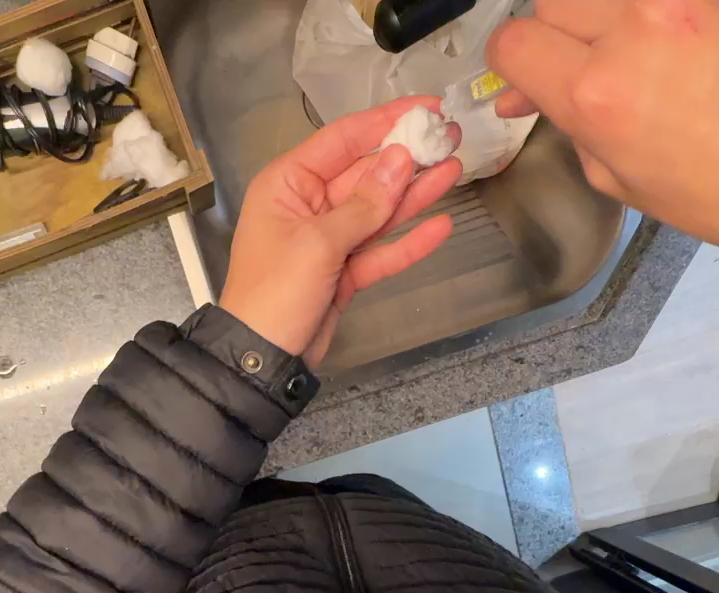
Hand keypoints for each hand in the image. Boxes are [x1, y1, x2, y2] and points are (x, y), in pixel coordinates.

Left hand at [220, 97, 462, 363]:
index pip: (342, 140)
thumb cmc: (276, 293)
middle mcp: (308, 206)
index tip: (427, 108)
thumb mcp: (318, 243)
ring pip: (376, 213)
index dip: (386, 122)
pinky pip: (379, 252)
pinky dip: (406, 243)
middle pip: (365, 174)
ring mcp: (327, 242)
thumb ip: (364, 205)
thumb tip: (401, 160)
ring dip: (414, 196)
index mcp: (288, 184)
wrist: (263, 358)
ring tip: (455, 172)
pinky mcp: (342, 274)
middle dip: (407, 159)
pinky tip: (439, 227)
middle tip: (451, 140)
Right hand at [487, 0, 718, 251]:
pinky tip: (697, 30)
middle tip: (590, 60)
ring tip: (648, 41)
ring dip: (611, 10)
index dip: (512, 64)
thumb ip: (569, 123)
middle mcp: (641, 22)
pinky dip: (676, 7)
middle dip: (560, 31)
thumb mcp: (620, 178)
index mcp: (600, 92)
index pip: (512, 43)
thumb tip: (527, 92)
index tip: (528, 74)